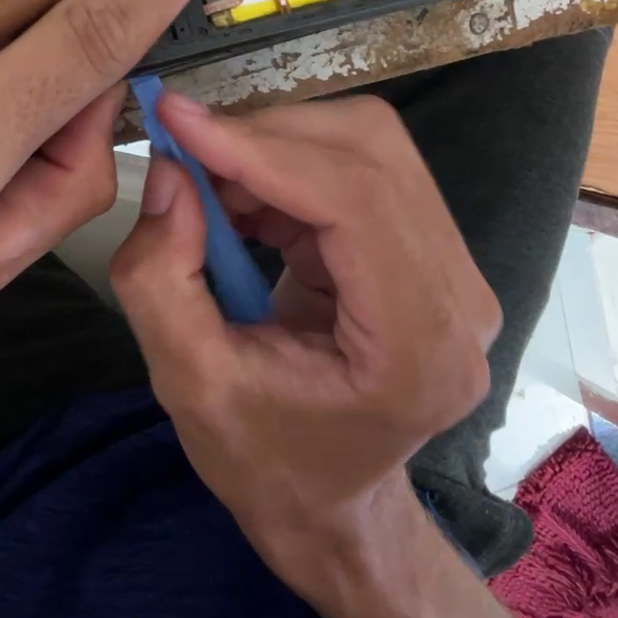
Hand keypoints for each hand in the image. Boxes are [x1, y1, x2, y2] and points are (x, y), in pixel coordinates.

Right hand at [109, 94, 505, 617]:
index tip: (176, 118)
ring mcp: (452, 270)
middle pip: (371, 154)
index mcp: (416, 345)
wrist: (324, 499)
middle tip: (184, 149)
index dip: (259, 147)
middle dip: (265, 135)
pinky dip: (285, 167)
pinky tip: (240, 200)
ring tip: (206, 185)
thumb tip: (170, 169)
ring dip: (273, 146)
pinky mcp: (425, 252)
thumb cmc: (260, 458)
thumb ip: (160, 276)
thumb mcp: (186, 382)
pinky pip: (357, 170)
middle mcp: (457, 296)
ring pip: (366, 149)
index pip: (355, 200)